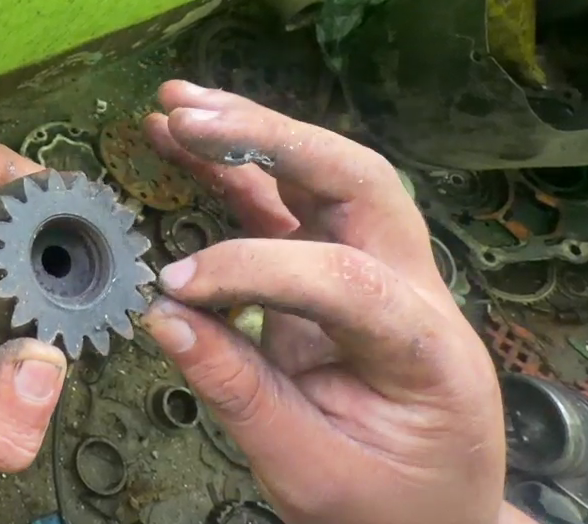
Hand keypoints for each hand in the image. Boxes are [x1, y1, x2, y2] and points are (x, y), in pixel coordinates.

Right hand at [140, 81, 508, 523]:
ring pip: (320, 167)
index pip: (344, 278)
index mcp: (427, 348)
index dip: (250, 268)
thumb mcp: (309, 470)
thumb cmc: (381, 503)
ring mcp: (372, 262)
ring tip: (174, 105)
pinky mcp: (328, 256)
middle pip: (357, 179)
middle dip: (270, 139)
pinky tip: (176, 138)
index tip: (173, 283)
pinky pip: (278, 195)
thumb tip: (161, 314)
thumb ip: (238, 391)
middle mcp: (411, 284)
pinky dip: (226, 163)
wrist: (423, 511)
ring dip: (244, 130)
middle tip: (191, 118)